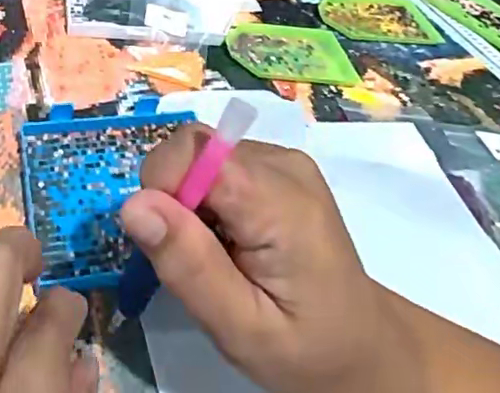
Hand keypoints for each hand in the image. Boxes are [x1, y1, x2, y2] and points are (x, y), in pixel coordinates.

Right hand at [118, 126, 415, 392]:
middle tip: (194, 258)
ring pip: (201, 154)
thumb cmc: (306, 351)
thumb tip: (132, 205)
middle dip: (174, 197)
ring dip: (189, 199)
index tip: (166, 240)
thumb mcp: (242, 330)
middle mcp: (281, 162)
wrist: (366, 349)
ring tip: (217, 252)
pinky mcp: (278, 163)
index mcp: (279, 202)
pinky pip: (217, 160)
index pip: (194, 150)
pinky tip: (230, 236)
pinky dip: (206, 195)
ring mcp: (282, 158)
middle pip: (194, 149)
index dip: (162, 185)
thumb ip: (188, 266)